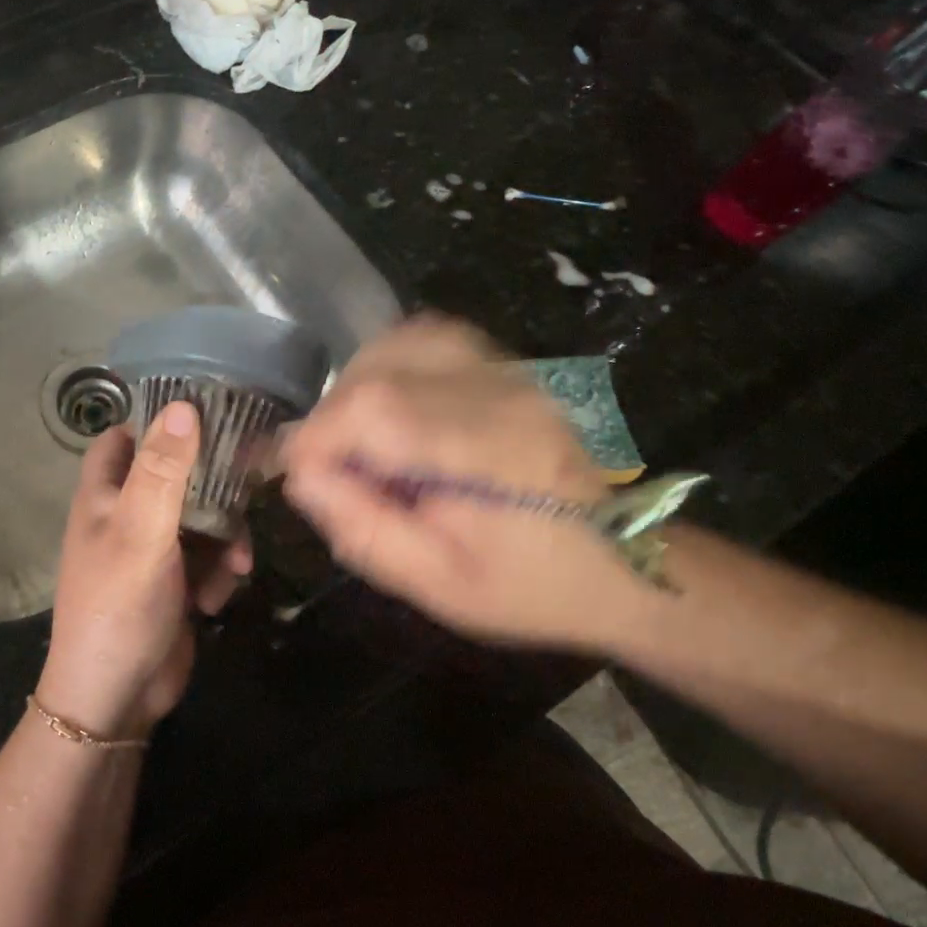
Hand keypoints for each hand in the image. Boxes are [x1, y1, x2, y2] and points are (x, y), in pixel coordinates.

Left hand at [37, 402, 250, 739]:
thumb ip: (163, 471)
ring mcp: (151, 553)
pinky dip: (217, 574)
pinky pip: (206, 562)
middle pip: (176, 478)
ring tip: (236, 565)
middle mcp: (124, 516)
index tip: (207, 417)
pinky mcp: (174, 586)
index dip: (157, 425)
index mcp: (102, 496)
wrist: (115, 697)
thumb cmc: (118, 605)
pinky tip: (217, 599)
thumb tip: (182, 404)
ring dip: (223, 539)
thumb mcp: (141, 531)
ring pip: (200, 521)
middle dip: (212, 489)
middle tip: (246, 494)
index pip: (124, 438)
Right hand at [280, 316, 639, 650]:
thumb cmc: (531, 588)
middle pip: (380, 370)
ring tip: (356, 439)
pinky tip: (386, 406)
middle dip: (331, 417)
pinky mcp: (510, 364)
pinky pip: (428, 338)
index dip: (316, 435)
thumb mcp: (435, 584)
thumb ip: (361, 529)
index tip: (298, 475)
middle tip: (331, 468)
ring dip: (355, 387)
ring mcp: (511, 370)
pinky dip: (388, 364)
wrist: (628, 564)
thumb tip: (300, 476)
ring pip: (399, 343)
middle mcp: (501, 394)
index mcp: (491, 454)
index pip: (376, 410)